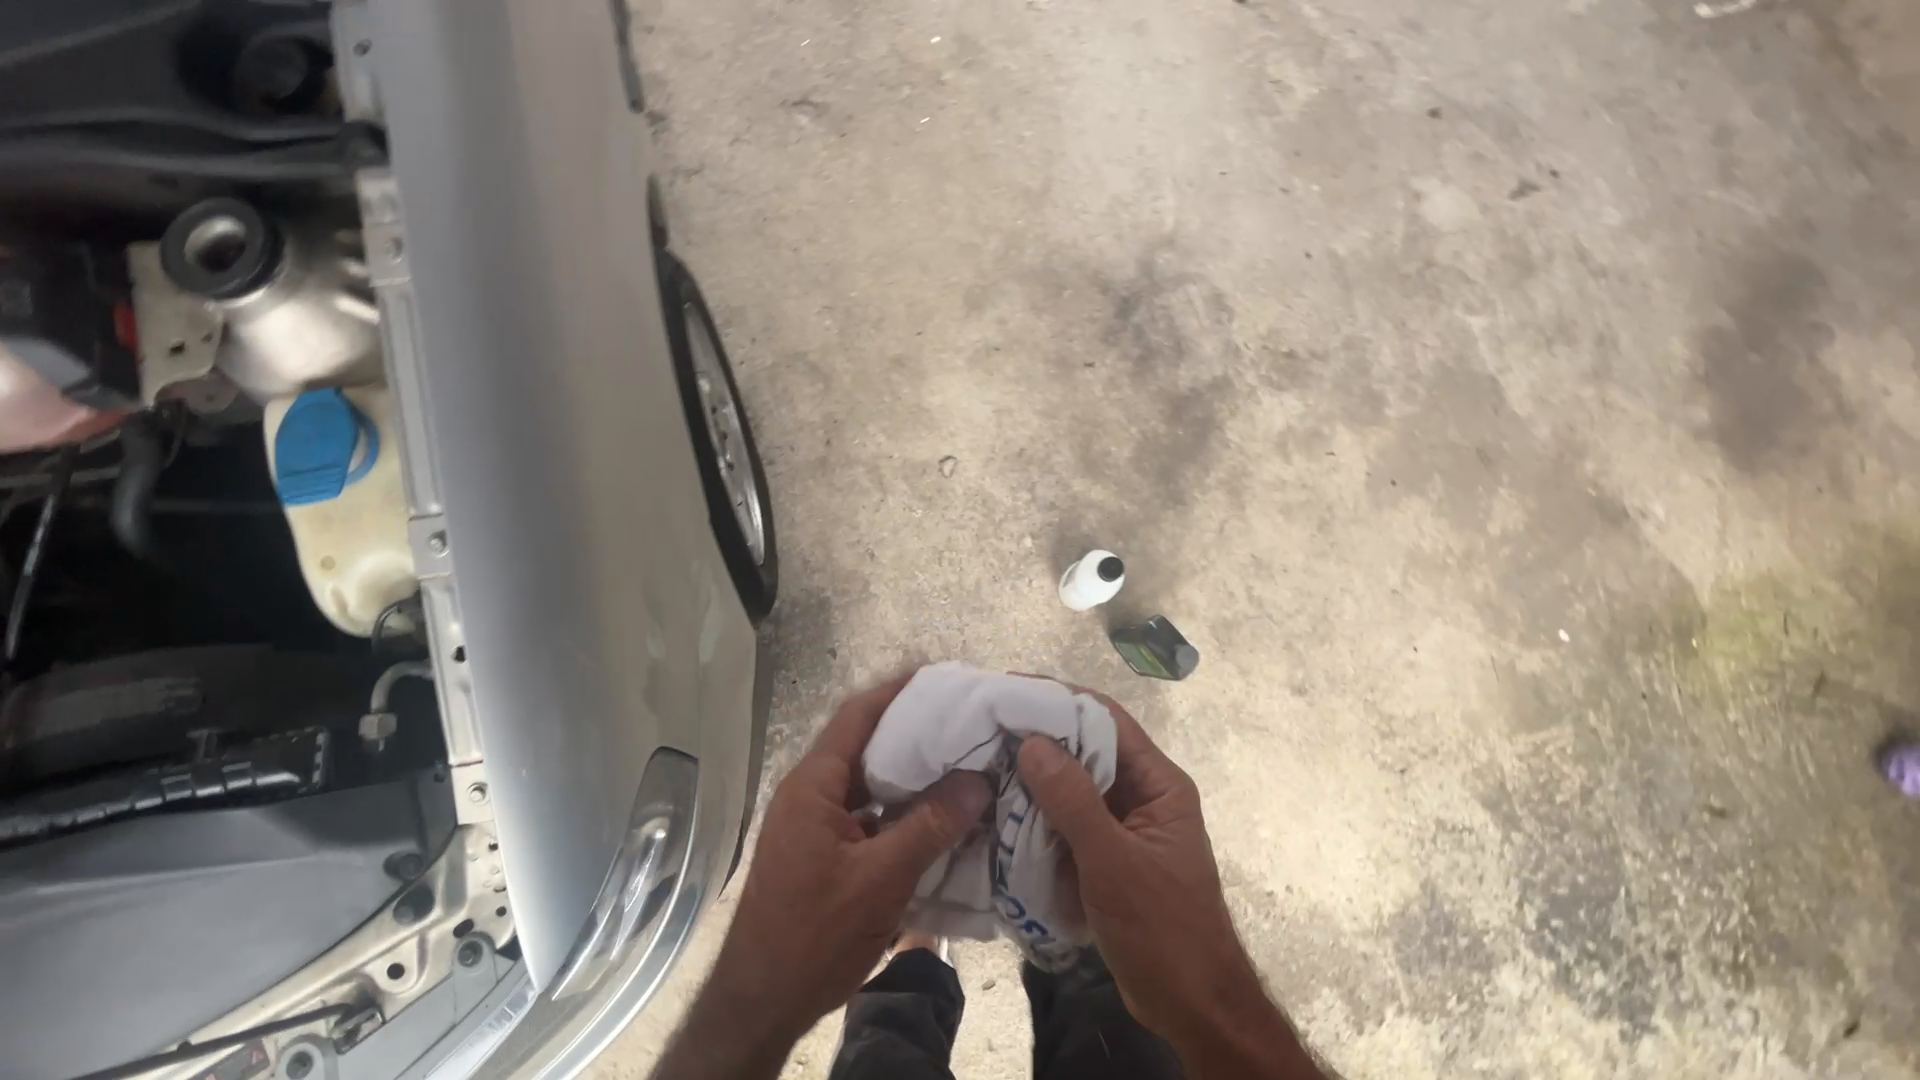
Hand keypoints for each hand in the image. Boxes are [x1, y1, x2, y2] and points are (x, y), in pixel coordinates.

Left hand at [654, 674, 991, 1078]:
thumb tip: (978, 783)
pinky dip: (901, 807)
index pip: (858, 715)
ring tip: (963, 761)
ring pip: (869, 780)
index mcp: (812, 784)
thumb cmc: (813, 935)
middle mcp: (810, 793)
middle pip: (866, 743)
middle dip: (915, 729)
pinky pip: (868, 813)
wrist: (761, 1003)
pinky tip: (939, 814)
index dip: (900, 691)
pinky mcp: (824, 850)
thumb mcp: (880, 880)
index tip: (946, 679)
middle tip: (968, 722)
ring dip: (911, 771)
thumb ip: (929, 827)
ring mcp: (815, 823)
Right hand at [1017, 691, 1321, 1078]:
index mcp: (1159, 784)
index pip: (1106, 720)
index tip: (1010, 690)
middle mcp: (1141, 794)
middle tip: (984, 728)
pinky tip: (1000, 810)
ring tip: (981, 762)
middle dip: (1039, 737)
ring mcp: (1122, 826)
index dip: (1060, 699)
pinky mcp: (1105, 855)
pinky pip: (1067, 821)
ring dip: (1033, 777)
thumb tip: (1031, 741)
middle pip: (1086, 748)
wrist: (1191, 1006)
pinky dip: (1036, 813)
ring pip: (1072, 785)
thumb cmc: (1163, 930)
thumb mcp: (1115, 863)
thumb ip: (1074, 801)